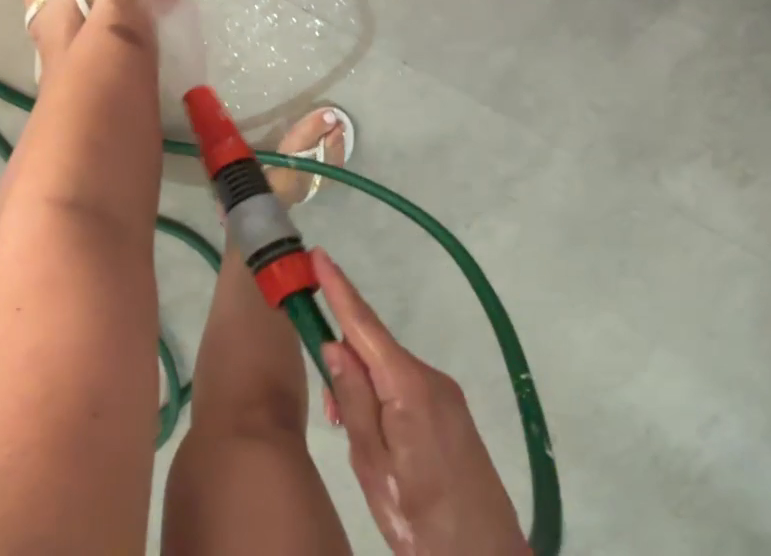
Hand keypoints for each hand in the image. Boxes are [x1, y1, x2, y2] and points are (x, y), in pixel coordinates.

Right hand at [315, 249, 527, 555]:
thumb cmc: (419, 517)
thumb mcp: (372, 463)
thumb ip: (353, 400)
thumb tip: (333, 345)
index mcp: (409, 388)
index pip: (365, 325)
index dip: (339, 288)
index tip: (318, 254)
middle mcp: (432, 379)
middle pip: (374, 348)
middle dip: (344, 363)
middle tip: (331, 415)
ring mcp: (446, 395)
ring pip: (388, 370)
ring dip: (362, 388)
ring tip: (354, 437)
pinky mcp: (452, 412)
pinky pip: (405, 386)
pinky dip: (382, 398)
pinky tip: (377, 437)